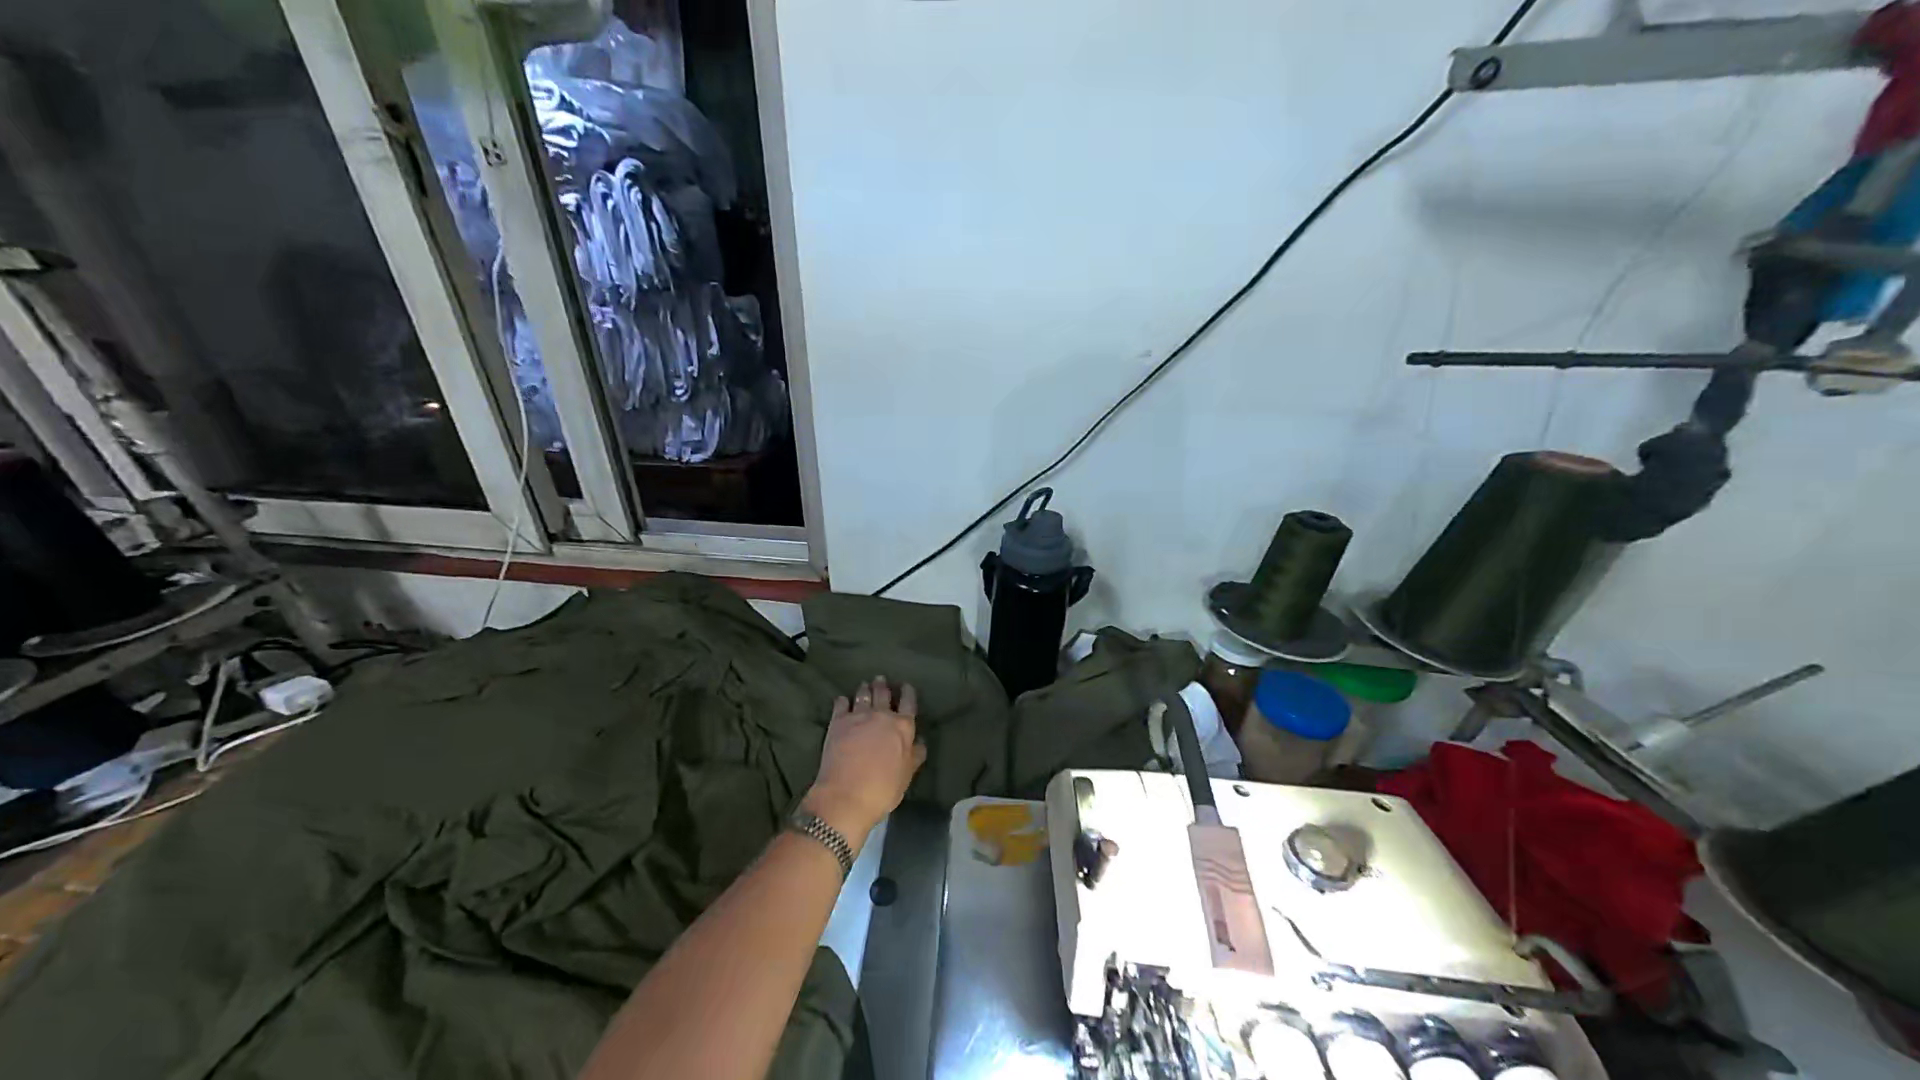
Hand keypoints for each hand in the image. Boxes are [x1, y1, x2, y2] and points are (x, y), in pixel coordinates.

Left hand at [803, 677, 925, 843]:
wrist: (847, 795)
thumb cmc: (883, 790)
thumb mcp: (907, 775)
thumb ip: (914, 755)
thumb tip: (920, 742)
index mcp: (903, 728)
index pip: (909, 703)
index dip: (908, 692)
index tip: (906, 686)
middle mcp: (882, 716)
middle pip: (884, 694)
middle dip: (883, 685)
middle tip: (881, 679)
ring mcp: (858, 716)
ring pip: (863, 695)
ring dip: (865, 689)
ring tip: (865, 684)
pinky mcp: (838, 722)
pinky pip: (841, 704)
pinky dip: (843, 700)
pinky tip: (843, 699)